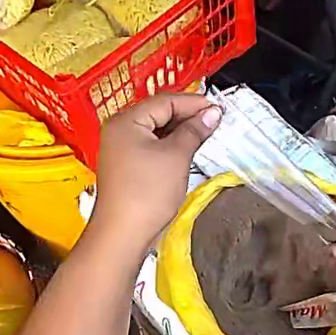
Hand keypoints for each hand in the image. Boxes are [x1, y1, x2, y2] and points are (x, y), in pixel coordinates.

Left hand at [88, 92, 221, 253]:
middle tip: (214, 121)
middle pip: (158, 113)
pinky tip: (186, 150)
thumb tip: (211, 114)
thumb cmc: (145, 194)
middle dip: (187, 116)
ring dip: (179, 131)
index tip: (217, 109)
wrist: (123, 233)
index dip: (193, 103)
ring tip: (204, 135)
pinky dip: (170, 145)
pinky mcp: (126, 166)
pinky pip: (150, 146)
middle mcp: (118, 130)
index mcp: (125, 121)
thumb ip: (194, 131)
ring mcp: (120, 149)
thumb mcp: (176, 156)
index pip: (164, 101)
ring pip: (155, 130)